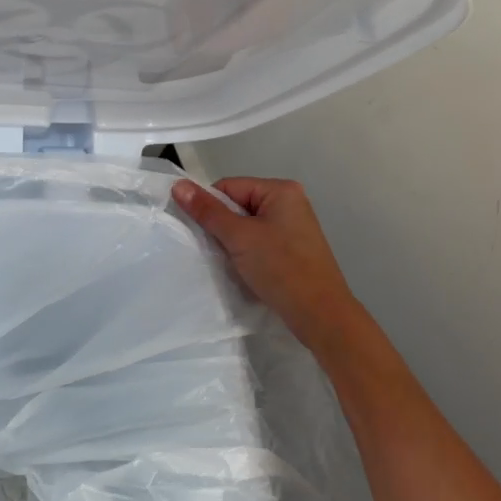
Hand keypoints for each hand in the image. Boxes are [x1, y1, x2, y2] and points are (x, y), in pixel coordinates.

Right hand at [172, 177, 370, 357]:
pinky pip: (261, 242)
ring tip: (230, 262)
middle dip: (223, 227)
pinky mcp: (295, 250)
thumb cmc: (281, 268)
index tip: (202, 233)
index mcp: (281, 190)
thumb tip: (178, 185)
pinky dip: (249, 253)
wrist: (321, 315)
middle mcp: (290, 202)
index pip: (230, 186)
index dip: (211, 207)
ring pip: (249, 226)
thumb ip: (208, 211)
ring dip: (234, 243)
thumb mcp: (239, 237)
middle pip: (239, 205)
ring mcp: (294, 227)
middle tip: (216, 250)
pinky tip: (245, 270)